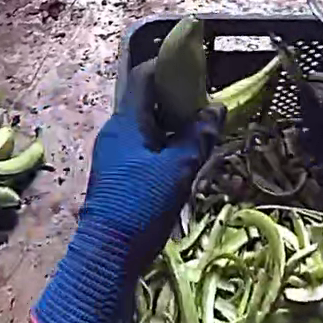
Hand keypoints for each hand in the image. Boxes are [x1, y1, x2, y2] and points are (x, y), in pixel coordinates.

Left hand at [31, 62, 221, 322]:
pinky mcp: (119, 173)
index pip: (143, 77)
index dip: (168, 65)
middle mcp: (117, 131)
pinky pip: (144, 145)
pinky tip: (186, 156)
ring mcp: (115, 153)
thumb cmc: (140, 207)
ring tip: (202, 128)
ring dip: (173, 122)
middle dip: (177, 97)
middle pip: (147, 100)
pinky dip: (165, 142)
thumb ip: (198, 137)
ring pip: (147, 124)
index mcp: (126, 122)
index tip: (195, 65)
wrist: (105, 257)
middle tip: (207, 102)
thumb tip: (217, 108)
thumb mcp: (177, 171)